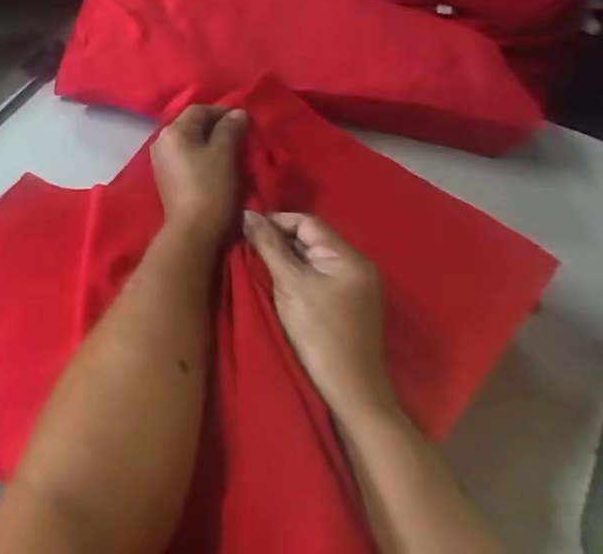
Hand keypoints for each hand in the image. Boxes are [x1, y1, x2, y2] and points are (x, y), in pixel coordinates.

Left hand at [149, 105, 246, 243]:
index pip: (198, 110)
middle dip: (215, 124)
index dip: (222, 111)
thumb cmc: (211, 187)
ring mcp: (159, 158)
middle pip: (190, 123)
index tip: (244, 119)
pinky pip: (183, 154)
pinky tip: (214, 161)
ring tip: (230, 147)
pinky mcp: (164, 174)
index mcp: (173, 131)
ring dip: (208, 139)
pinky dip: (199, 152)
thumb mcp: (224, 154)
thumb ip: (230, 129)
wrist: (193, 227)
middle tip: (239, 132)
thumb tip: (236, 112)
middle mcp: (160, 140)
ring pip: (187, 139)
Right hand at [243, 211, 395, 421]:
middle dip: (278, 240)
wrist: (350, 388)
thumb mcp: (289, 282)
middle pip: (309, 238)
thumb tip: (247, 213)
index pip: (306, 222)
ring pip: (310, 257)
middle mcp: (356, 266)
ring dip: (284, 258)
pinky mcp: (346, 302)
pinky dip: (295, 274)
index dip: (275, 222)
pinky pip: (316, 275)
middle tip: (249, 251)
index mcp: (348, 258)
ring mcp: (354, 286)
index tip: (247, 233)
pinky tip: (279, 284)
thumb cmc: (319, 331)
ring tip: (260, 267)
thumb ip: (268, 245)